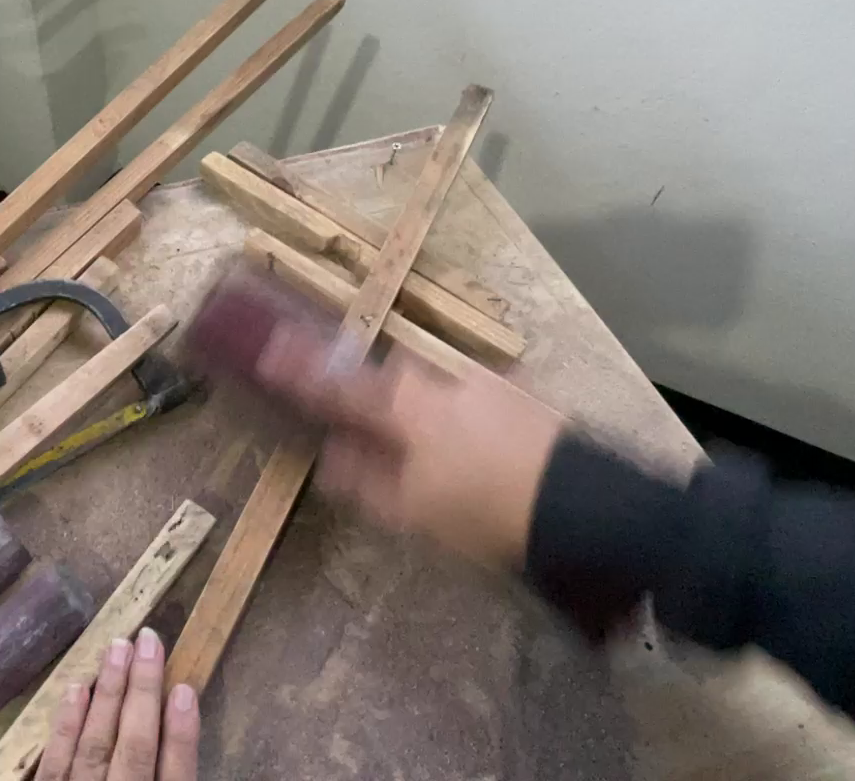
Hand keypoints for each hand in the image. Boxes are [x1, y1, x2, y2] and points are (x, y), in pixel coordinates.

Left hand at [36, 627, 198, 780]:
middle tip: (149, 639)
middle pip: (136, 749)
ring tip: (119, 646)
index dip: (181, 734)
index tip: (184, 688)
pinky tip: (76, 688)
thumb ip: (173, 772)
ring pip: (95, 746)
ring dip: (108, 693)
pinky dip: (66, 726)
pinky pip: (55, 765)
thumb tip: (181, 709)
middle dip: (143, 692)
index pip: (176, 775)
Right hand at [247, 319, 563, 567]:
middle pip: (390, 375)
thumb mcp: (413, 507)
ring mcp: (480, 381)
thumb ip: (364, 477)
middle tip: (369, 423)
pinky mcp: (517, 393)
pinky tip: (475, 447)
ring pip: (431, 385)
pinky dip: (459, 414)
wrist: (585, 506)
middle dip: (374, 389)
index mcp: (402, 406)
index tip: (269, 347)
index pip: (336, 383)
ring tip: (432, 449)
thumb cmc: (483, 508)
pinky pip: (468, 395)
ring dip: (419, 404)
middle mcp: (437, 380)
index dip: (299, 366)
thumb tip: (329, 456)